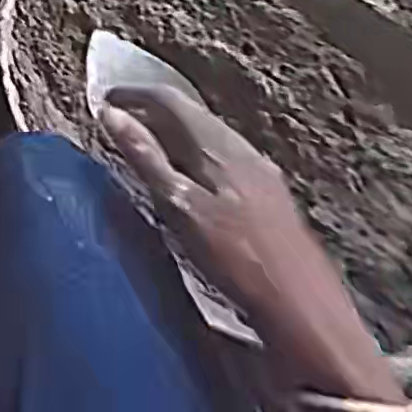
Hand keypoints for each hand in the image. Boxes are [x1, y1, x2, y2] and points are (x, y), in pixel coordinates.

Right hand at [99, 85, 404, 402]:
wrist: (309, 318)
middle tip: (116, 120)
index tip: (103, 100)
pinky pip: (219, 152)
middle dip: (148, 109)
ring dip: (169, 130)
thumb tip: (109, 112)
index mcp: (219, 146)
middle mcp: (242, 149)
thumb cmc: (235, 259)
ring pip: (205, 132)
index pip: (169, 98)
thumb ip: (143, 156)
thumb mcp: (178, 206)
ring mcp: (260, 171)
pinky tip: (182, 172)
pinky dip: (190, 149)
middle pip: (189, 111)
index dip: (131, 93)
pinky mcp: (268, 193)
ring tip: (142, 144)